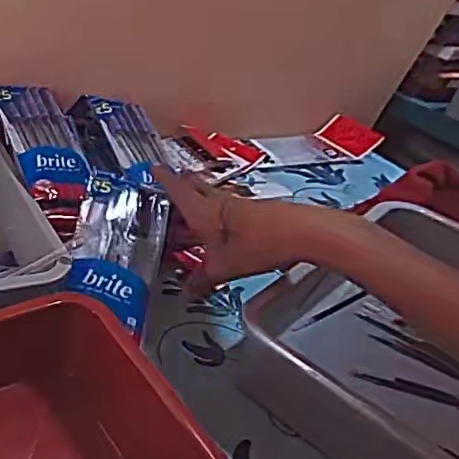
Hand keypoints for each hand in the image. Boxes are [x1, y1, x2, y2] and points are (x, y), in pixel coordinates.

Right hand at [153, 164, 369, 292]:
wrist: (305, 233)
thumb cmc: (263, 241)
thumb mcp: (224, 267)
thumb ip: (203, 278)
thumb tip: (189, 289)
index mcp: (202, 210)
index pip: (175, 187)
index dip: (162, 178)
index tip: (153, 169)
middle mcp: (218, 203)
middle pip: (192, 190)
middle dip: (178, 191)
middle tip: (166, 195)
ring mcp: (238, 207)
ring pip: (209, 201)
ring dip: (196, 207)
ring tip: (187, 220)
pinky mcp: (254, 214)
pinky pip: (226, 213)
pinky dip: (215, 220)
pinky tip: (217, 234)